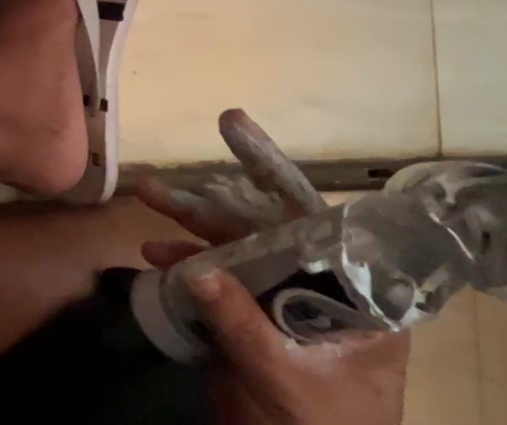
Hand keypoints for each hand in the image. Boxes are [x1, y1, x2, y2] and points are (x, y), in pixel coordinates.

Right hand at [136, 181, 409, 424]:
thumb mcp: (284, 380)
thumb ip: (240, 323)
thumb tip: (193, 267)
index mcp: (360, 302)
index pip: (319, 221)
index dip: (275, 172)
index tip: (232, 127)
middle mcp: (323, 291)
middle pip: (266, 227)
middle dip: (211, 201)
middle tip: (162, 179)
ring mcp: (285, 304)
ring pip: (236, 247)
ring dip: (189, 226)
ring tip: (146, 202)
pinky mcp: (254, 320)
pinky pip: (218, 277)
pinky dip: (186, 263)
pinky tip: (156, 259)